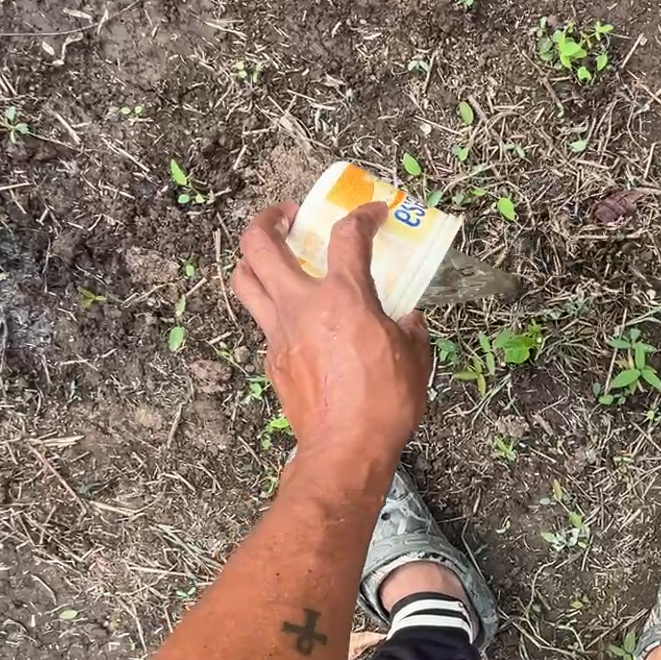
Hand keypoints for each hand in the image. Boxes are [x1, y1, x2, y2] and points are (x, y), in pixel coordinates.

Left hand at [233, 202, 431, 476]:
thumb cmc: (387, 403)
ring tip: (271, 255)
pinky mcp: (272, 359)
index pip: (347, 237)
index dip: (362, 216)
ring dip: (253, 257)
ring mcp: (280, 332)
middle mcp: (303, 306)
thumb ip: (411, 330)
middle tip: (289, 216)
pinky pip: (263, 320)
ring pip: (244, 278)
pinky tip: (298, 318)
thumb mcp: (416, 359)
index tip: (375, 213)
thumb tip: (407, 319)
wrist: (346, 446)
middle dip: (270, 219)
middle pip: (261, 244)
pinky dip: (275, 307)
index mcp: (345, 299)